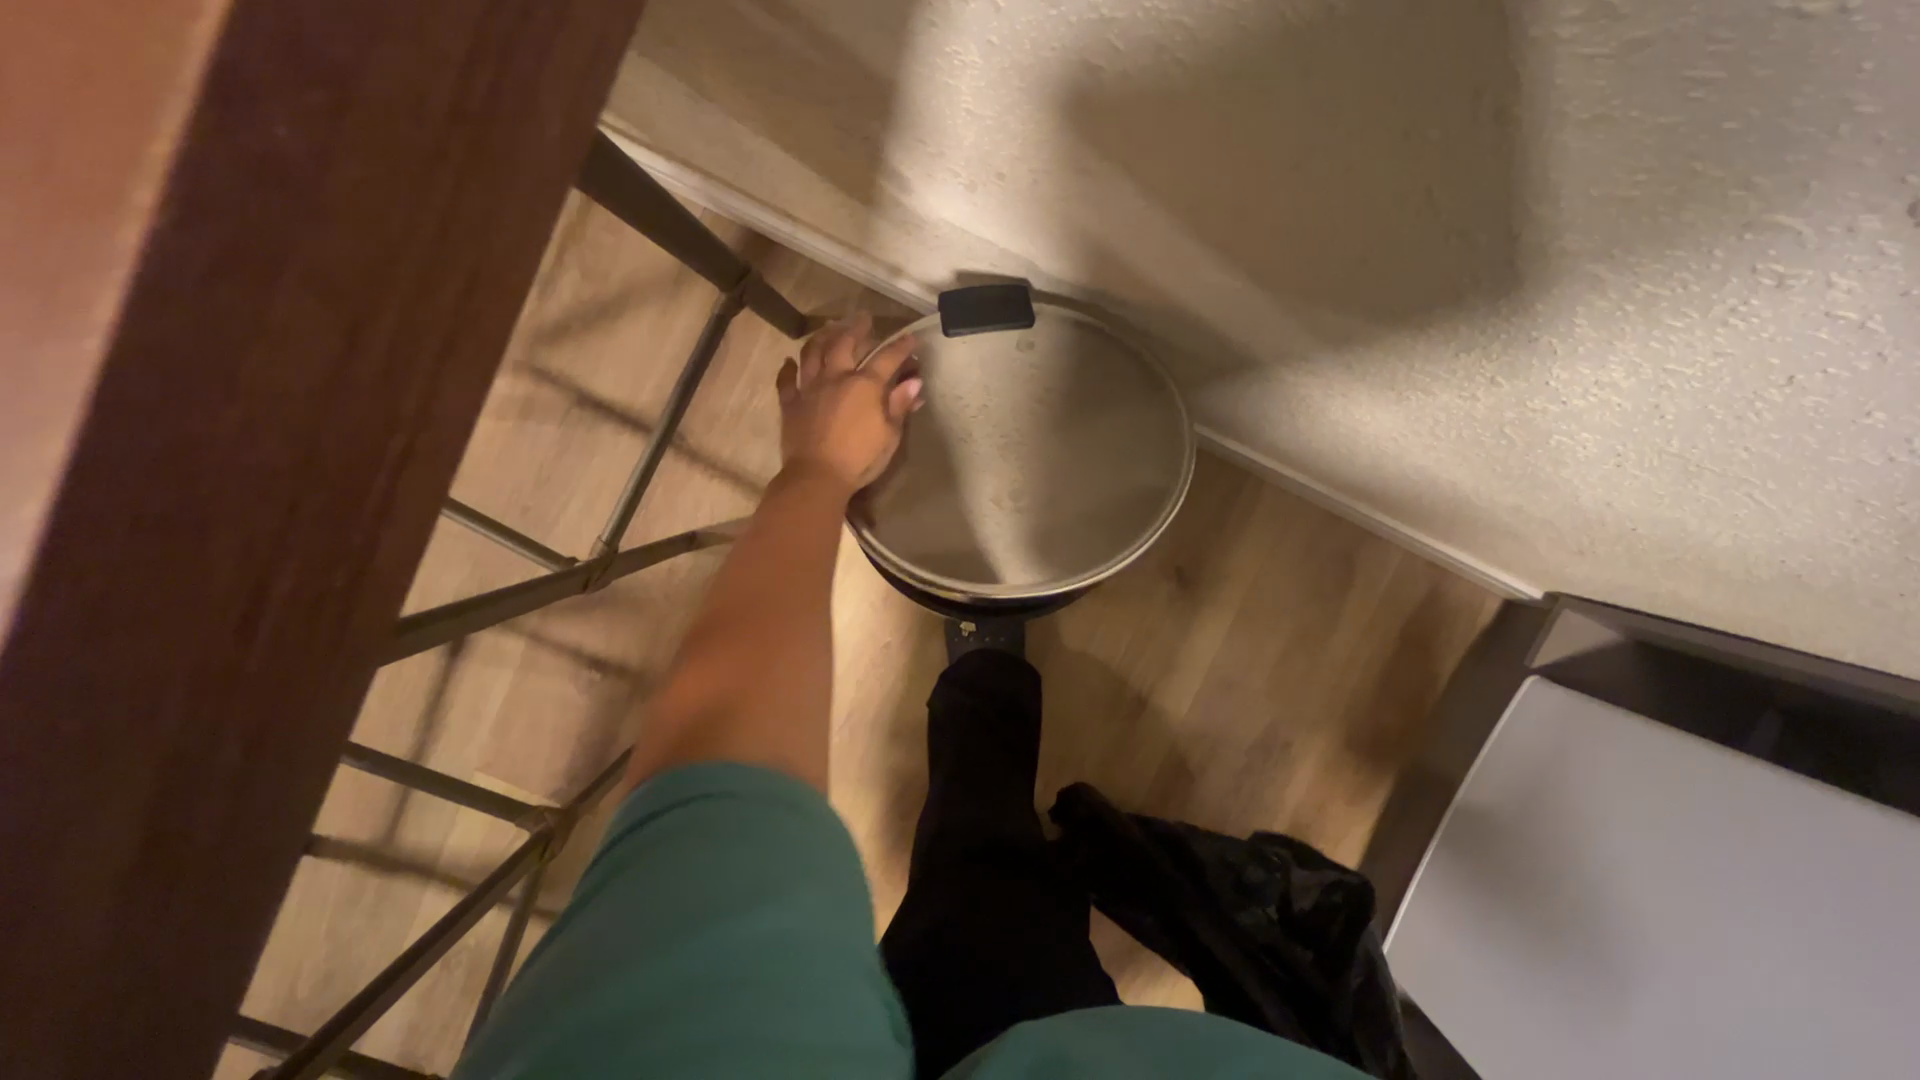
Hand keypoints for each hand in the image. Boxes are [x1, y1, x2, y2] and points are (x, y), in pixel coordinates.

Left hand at [776, 313, 921, 492]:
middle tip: (863, 318)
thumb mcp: (890, 435)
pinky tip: (788, 361)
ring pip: (813, 353)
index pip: (888, 358)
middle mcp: (836, 378)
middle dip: (856, 328)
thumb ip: (900, 405)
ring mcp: (809, 389)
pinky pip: (786, 381)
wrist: (817, 477)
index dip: (902, 347)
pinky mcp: (790, 404)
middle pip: (845, 344)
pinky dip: (787, 369)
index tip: (912, 339)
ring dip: (822, 337)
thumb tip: (914, 382)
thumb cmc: (860, 459)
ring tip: (829, 328)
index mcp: (865, 385)